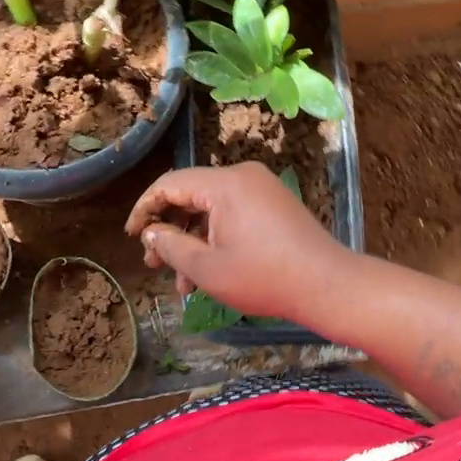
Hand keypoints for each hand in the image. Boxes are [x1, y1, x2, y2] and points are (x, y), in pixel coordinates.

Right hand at [126, 163, 353, 323]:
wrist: (328, 284)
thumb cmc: (263, 277)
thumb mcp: (207, 268)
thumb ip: (171, 246)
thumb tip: (151, 233)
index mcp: (224, 183)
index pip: (169, 184)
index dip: (144, 209)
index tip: (132, 236)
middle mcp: (243, 176)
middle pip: (191, 195)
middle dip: (169, 230)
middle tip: (154, 264)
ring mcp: (262, 188)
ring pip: (211, 209)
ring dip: (193, 241)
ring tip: (182, 282)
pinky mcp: (274, 204)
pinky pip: (233, 213)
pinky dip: (216, 238)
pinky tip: (209, 272)